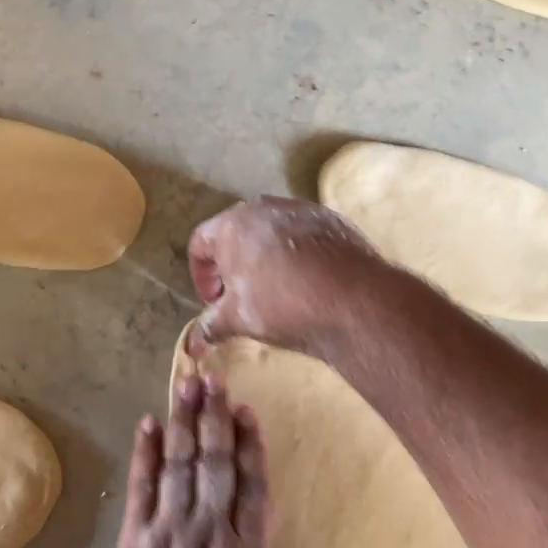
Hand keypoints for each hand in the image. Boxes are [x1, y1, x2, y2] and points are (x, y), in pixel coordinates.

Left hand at [99, 375, 362, 547]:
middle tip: (213, 376)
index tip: (247, 409)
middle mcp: (211, 537)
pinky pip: (140, 491)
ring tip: (185, 383)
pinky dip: (143, 455)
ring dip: (182, 422)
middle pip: (216, 465)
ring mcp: (169, 538)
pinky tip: (146, 424)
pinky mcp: (133, 547)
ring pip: (180, 467)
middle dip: (214, 418)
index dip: (250, 445)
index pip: (253, 487)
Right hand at [186, 197, 414, 357]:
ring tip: (276, 289)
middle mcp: (262, 207)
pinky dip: (297, 253)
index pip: (200, 243)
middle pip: (235, 232)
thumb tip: (195, 340)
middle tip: (240, 296)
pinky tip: (308, 281)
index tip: (213, 301)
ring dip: (265, 256)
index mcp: (231, 226)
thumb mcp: (238, 320)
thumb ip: (212, 324)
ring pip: (270, 230)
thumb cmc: (282, 305)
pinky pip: (302, 233)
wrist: (353, 300)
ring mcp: (299, 209)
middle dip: (233, 264)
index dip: (200, 275)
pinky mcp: (330, 219)